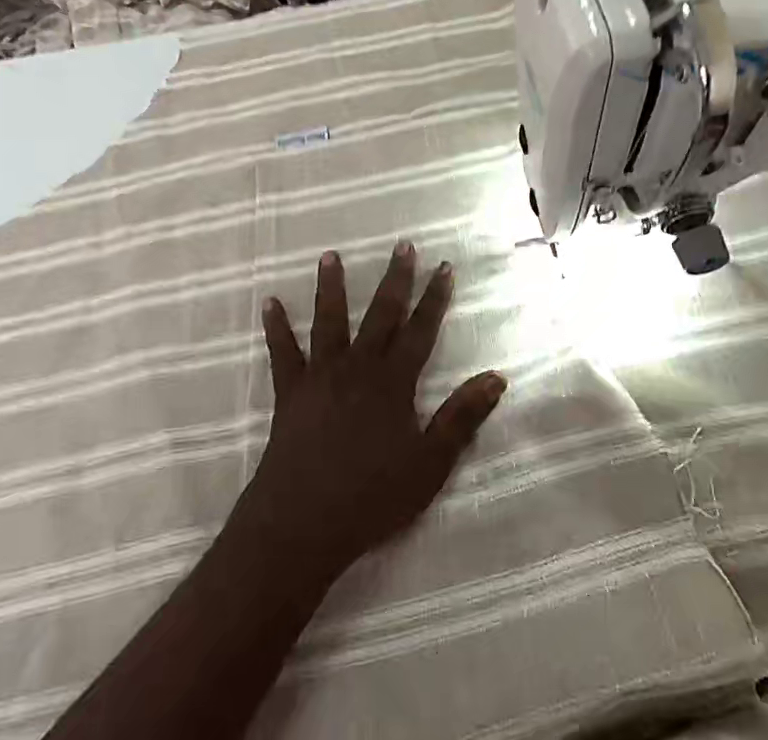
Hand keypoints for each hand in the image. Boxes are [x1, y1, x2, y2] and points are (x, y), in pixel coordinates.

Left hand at [240, 243, 506, 575]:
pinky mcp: (289, 393)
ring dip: (331, 287)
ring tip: (330, 256)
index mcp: (393, 383)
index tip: (443, 267)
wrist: (302, 522)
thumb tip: (497, 376)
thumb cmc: (372, 497)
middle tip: (401, 246)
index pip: (421, 331)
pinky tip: (269, 303)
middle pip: (380, 315)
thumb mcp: (430, 463)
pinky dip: (276, 327)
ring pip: (328, 322)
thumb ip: (462, 417)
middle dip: (394, 279)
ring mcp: (319, 377)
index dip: (435, 298)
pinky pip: (282, 353)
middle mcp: (357, 368)